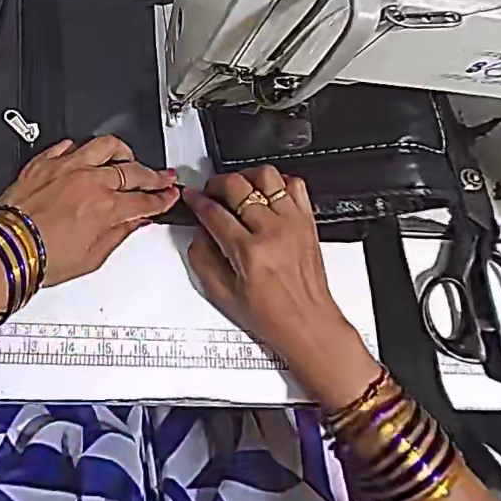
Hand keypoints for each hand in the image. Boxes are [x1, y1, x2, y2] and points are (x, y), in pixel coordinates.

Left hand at [0, 135, 179, 286]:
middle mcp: (89, 182)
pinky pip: (67, 145)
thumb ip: (118, 235)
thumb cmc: (41, 258)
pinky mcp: (44, 163)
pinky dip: (80, 149)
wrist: (5, 251)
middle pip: (133, 171)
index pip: (145, 200)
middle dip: (154, 175)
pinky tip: (84, 154)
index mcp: (105, 208)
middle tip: (161, 177)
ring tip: (127, 157)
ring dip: (122, 151)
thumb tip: (134, 223)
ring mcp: (67, 168)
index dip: (162, 198)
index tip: (168, 196)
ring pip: (104, 145)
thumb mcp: (91, 258)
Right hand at [182, 167, 380, 407]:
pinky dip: (278, 182)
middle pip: (237, 186)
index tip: (192, 197)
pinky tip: (267, 192)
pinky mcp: (307, 221)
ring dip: (246, 177)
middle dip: (215, 184)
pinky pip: (294, 184)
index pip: (214, 212)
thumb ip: (202, 258)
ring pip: (266, 176)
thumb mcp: (223, 294)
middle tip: (210, 191)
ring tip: (238, 187)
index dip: (197, 200)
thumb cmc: (272, 316)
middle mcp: (273, 232)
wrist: (308, 324)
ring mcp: (293, 223)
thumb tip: (199, 232)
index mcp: (249, 252)